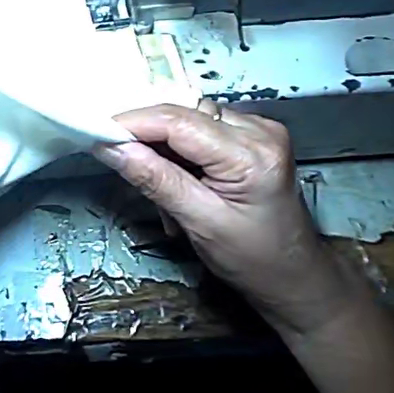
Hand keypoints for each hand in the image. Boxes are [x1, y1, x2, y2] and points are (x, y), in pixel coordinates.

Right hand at [95, 102, 362, 337]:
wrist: (296, 278)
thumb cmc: (254, 261)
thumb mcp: (200, 224)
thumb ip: (156, 180)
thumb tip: (111, 147)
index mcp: (252, 153)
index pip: (179, 121)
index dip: (134, 123)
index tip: (97, 134)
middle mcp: (259, 129)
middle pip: (184, 115)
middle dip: (148, 139)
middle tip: (124, 166)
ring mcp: (259, 129)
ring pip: (189, 121)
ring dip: (165, 149)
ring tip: (164, 193)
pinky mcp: (253, 135)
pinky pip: (203, 130)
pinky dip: (182, 153)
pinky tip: (183, 183)